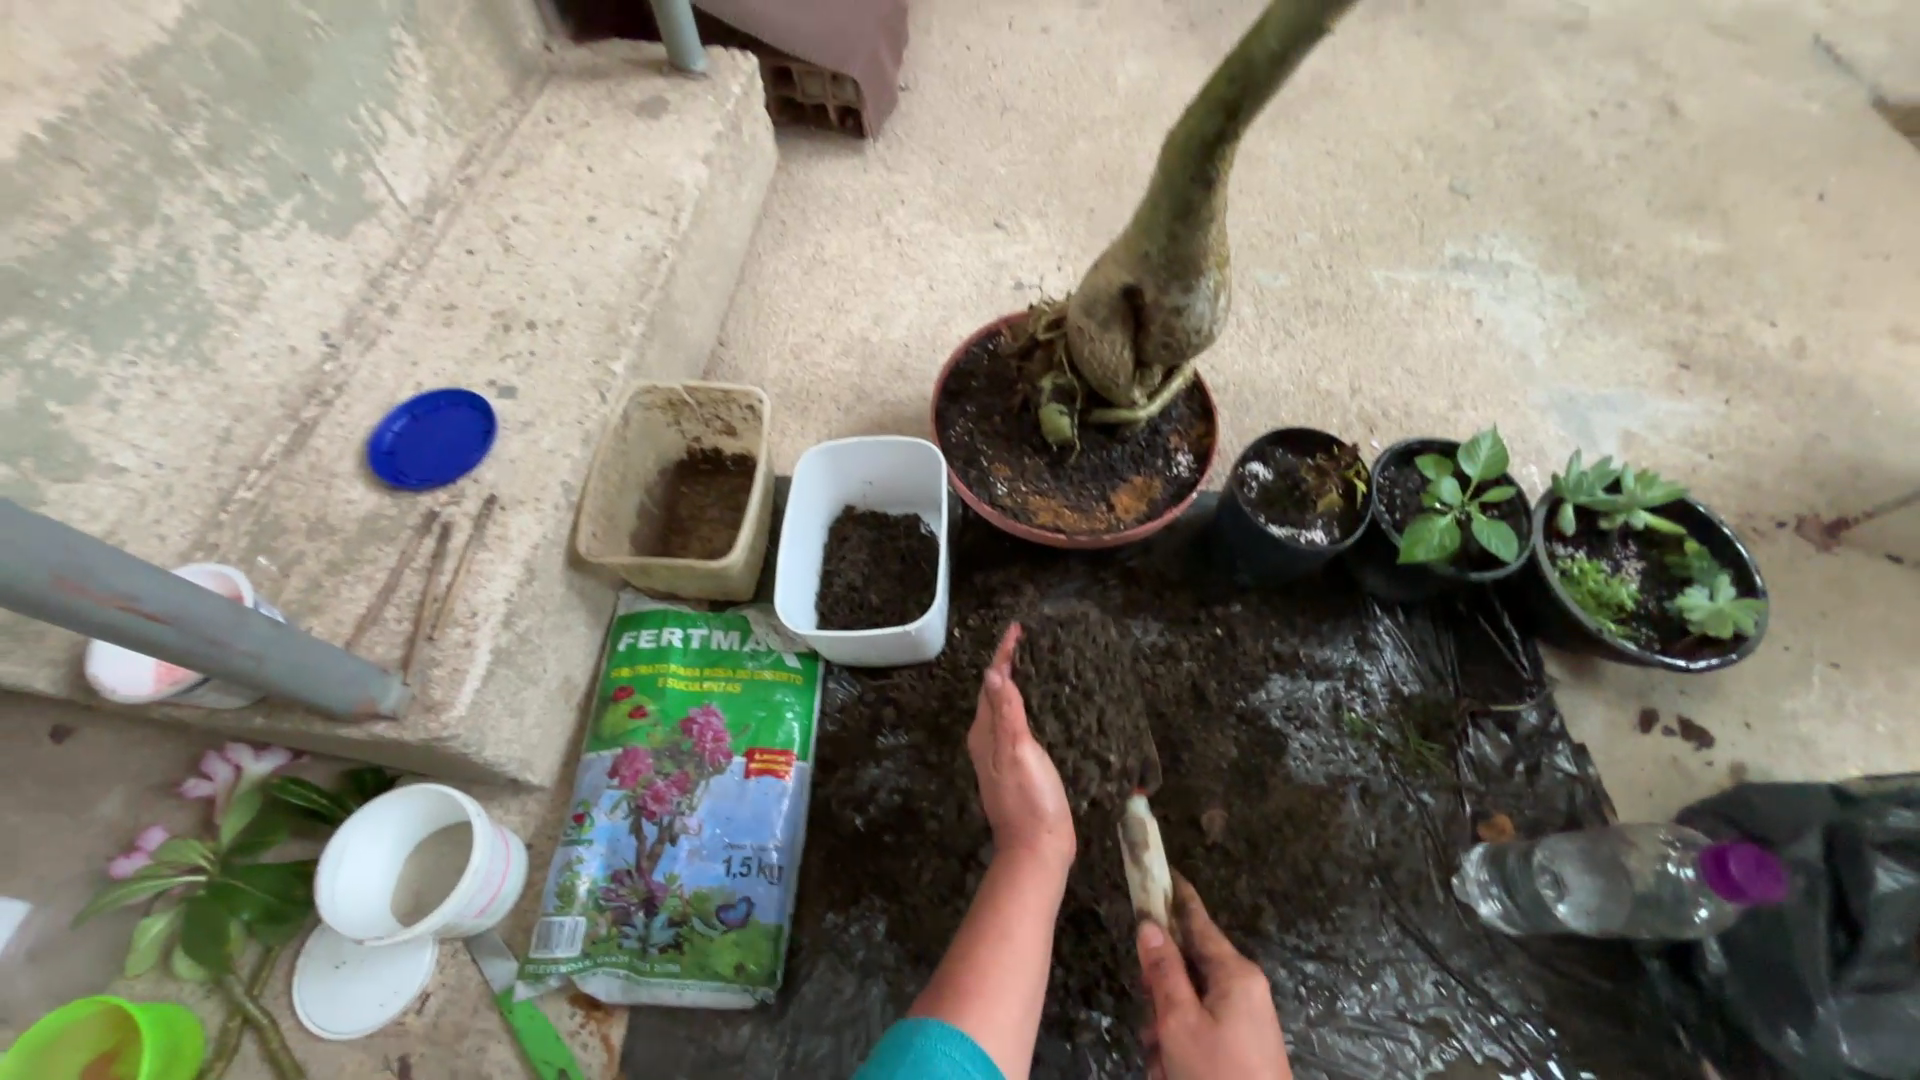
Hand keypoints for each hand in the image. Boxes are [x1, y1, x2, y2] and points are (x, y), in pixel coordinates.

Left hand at [968, 623, 1074, 868]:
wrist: (1038, 850)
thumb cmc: (1028, 799)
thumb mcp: (1017, 751)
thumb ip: (1007, 713)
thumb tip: (993, 673)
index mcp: (984, 732)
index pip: (992, 682)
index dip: (1004, 654)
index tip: (1019, 628)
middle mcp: (989, 740)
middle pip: (997, 692)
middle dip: (1011, 665)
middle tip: (1032, 641)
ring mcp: (1004, 755)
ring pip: (1009, 708)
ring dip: (1021, 685)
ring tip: (1041, 665)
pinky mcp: (1022, 766)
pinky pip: (1022, 725)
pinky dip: (1032, 708)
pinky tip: (1048, 708)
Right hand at [1137, 876, 1290, 1079]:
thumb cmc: (1219, 1076)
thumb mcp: (1180, 1023)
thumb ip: (1162, 971)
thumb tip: (1149, 924)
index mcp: (1234, 973)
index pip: (1197, 920)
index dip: (1174, 896)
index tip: (1157, 870)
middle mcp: (1242, 988)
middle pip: (1186, 968)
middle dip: (1160, 996)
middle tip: (1151, 1027)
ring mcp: (1244, 1020)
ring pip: (1187, 1006)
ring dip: (1167, 1033)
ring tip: (1165, 1066)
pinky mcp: (1242, 1047)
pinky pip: (1200, 1032)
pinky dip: (1181, 1051)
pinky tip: (1174, 1075)